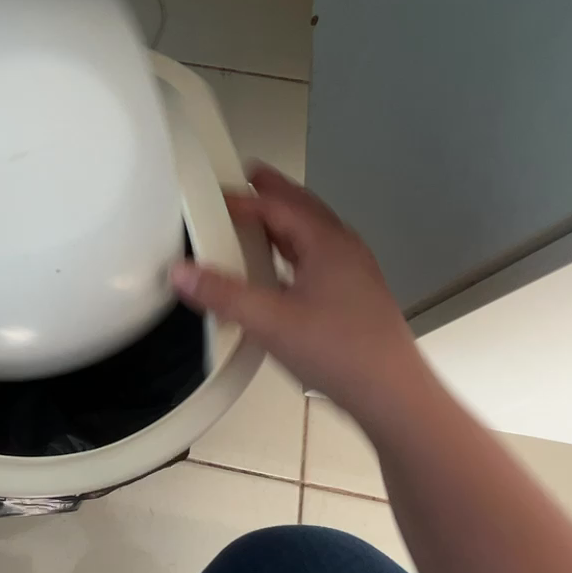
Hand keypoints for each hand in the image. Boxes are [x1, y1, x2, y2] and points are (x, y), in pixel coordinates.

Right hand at [171, 164, 428, 419]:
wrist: (390, 395)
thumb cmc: (339, 352)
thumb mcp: (269, 321)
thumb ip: (221, 294)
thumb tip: (180, 272)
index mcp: (328, 245)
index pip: (278, 207)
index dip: (243, 199)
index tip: (212, 195)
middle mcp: (343, 251)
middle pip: (303, 209)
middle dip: (273, 192)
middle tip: (248, 177)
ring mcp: (352, 274)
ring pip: (311, 234)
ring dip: (283, 220)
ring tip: (256, 217)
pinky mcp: (351, 298)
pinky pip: (315, 258)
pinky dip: (291, 248)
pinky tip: (275, 268)